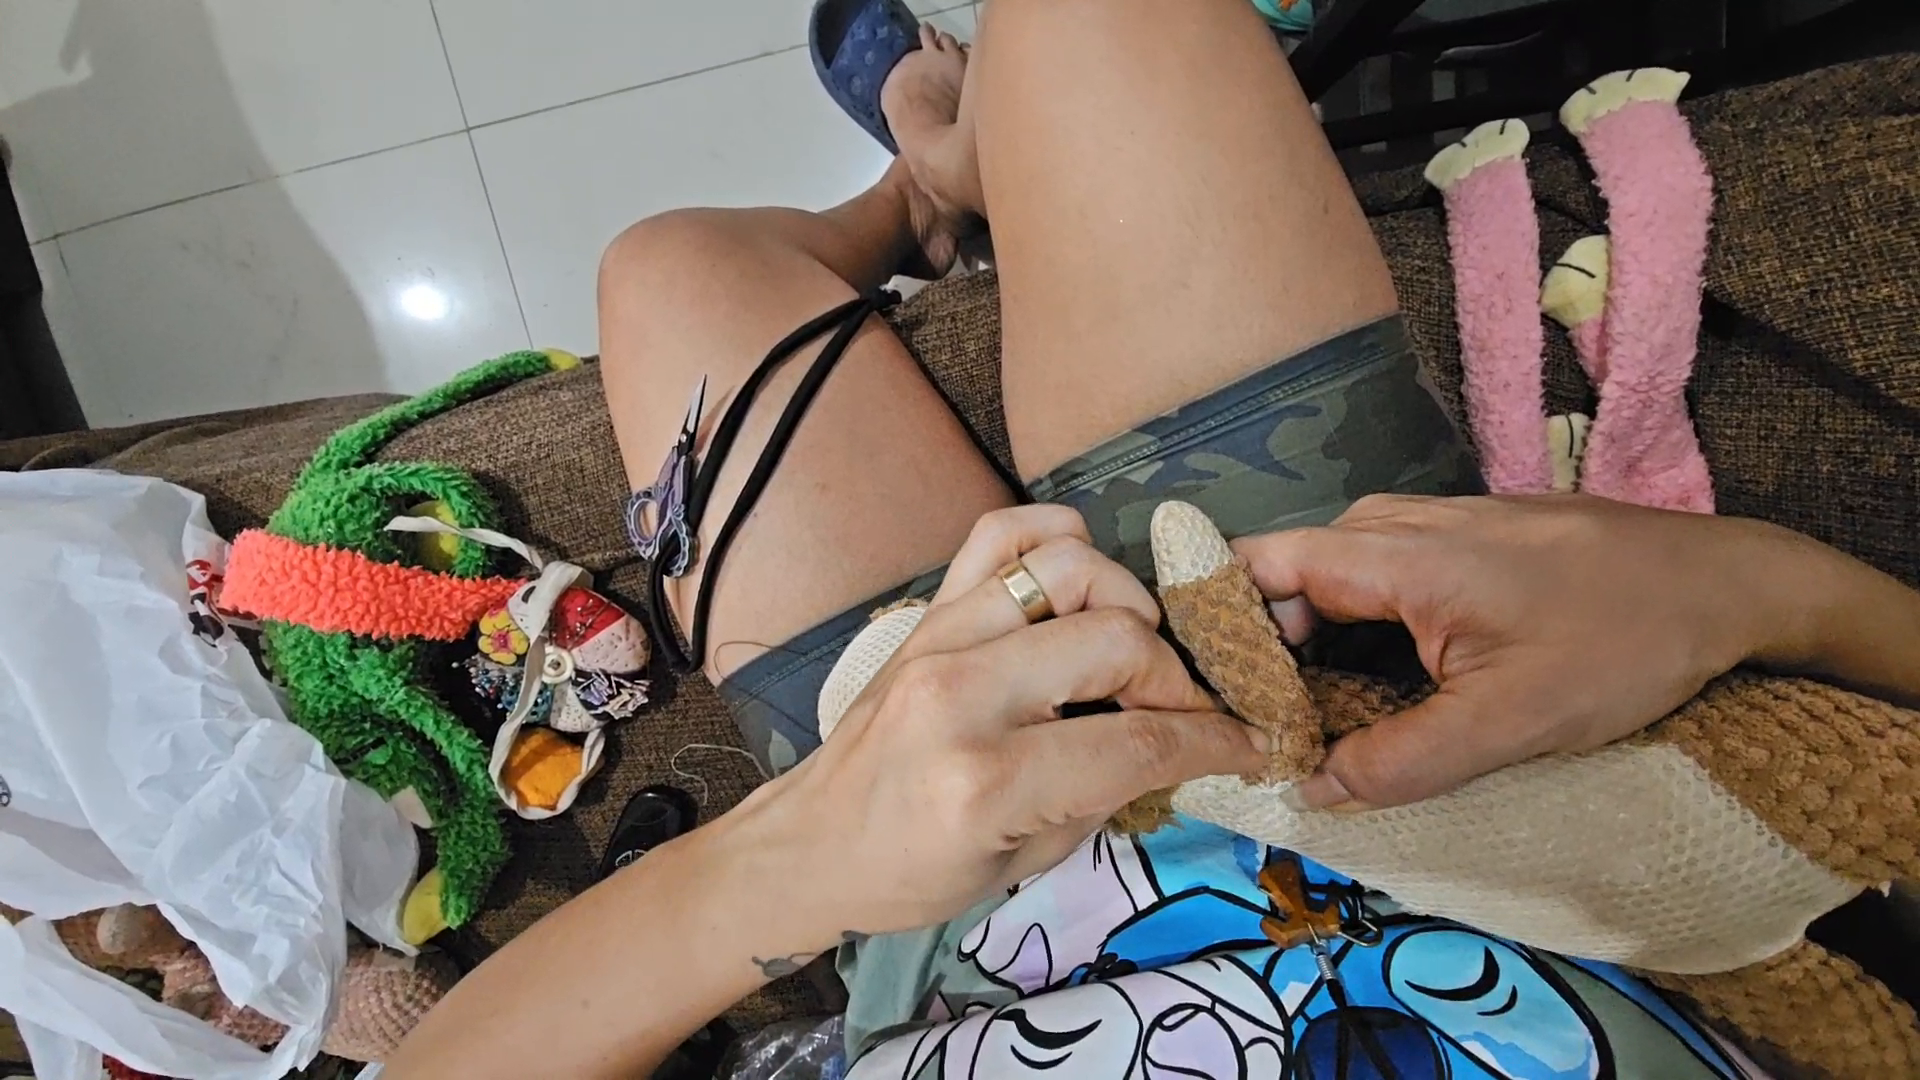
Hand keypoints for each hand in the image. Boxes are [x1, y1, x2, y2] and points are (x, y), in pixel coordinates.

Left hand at [725, 506, 1269, 953]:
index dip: (1210, 742)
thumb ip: (1107, 788)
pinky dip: (1055, 538)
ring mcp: (938, 637)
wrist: (813, 840)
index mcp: (986, 781)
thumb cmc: (914, 873)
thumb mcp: (1026, 861)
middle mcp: (962, 692)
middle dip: (1174, 679)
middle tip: (1180, 709)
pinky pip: (999, 535)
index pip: (1134, 742)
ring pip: (1069, 568)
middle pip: (1115, 640)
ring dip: (1125, 605)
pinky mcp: (926, 613)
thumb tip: (1176, 735)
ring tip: (1127, 649)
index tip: (1245, 742)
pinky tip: (1075, 578)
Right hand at [1235, 493, 1857, 810]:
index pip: (1252, 563)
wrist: (1725, 583)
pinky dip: (1335, 629)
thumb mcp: (1514, 720)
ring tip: (1295, 709)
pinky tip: (1350, 677)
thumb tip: (1308, 790)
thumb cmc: (1619, 640)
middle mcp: (1378, 525)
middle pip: (1276, 580)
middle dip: (1255, 649)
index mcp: (1386, 554)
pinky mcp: (1428, 540)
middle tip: (1255, 721)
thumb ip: (1402, 760)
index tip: (1206, 685)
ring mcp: (1405, 527)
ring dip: (1295, 643)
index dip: (1213, 617)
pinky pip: (1352, 579)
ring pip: (1312, 581)